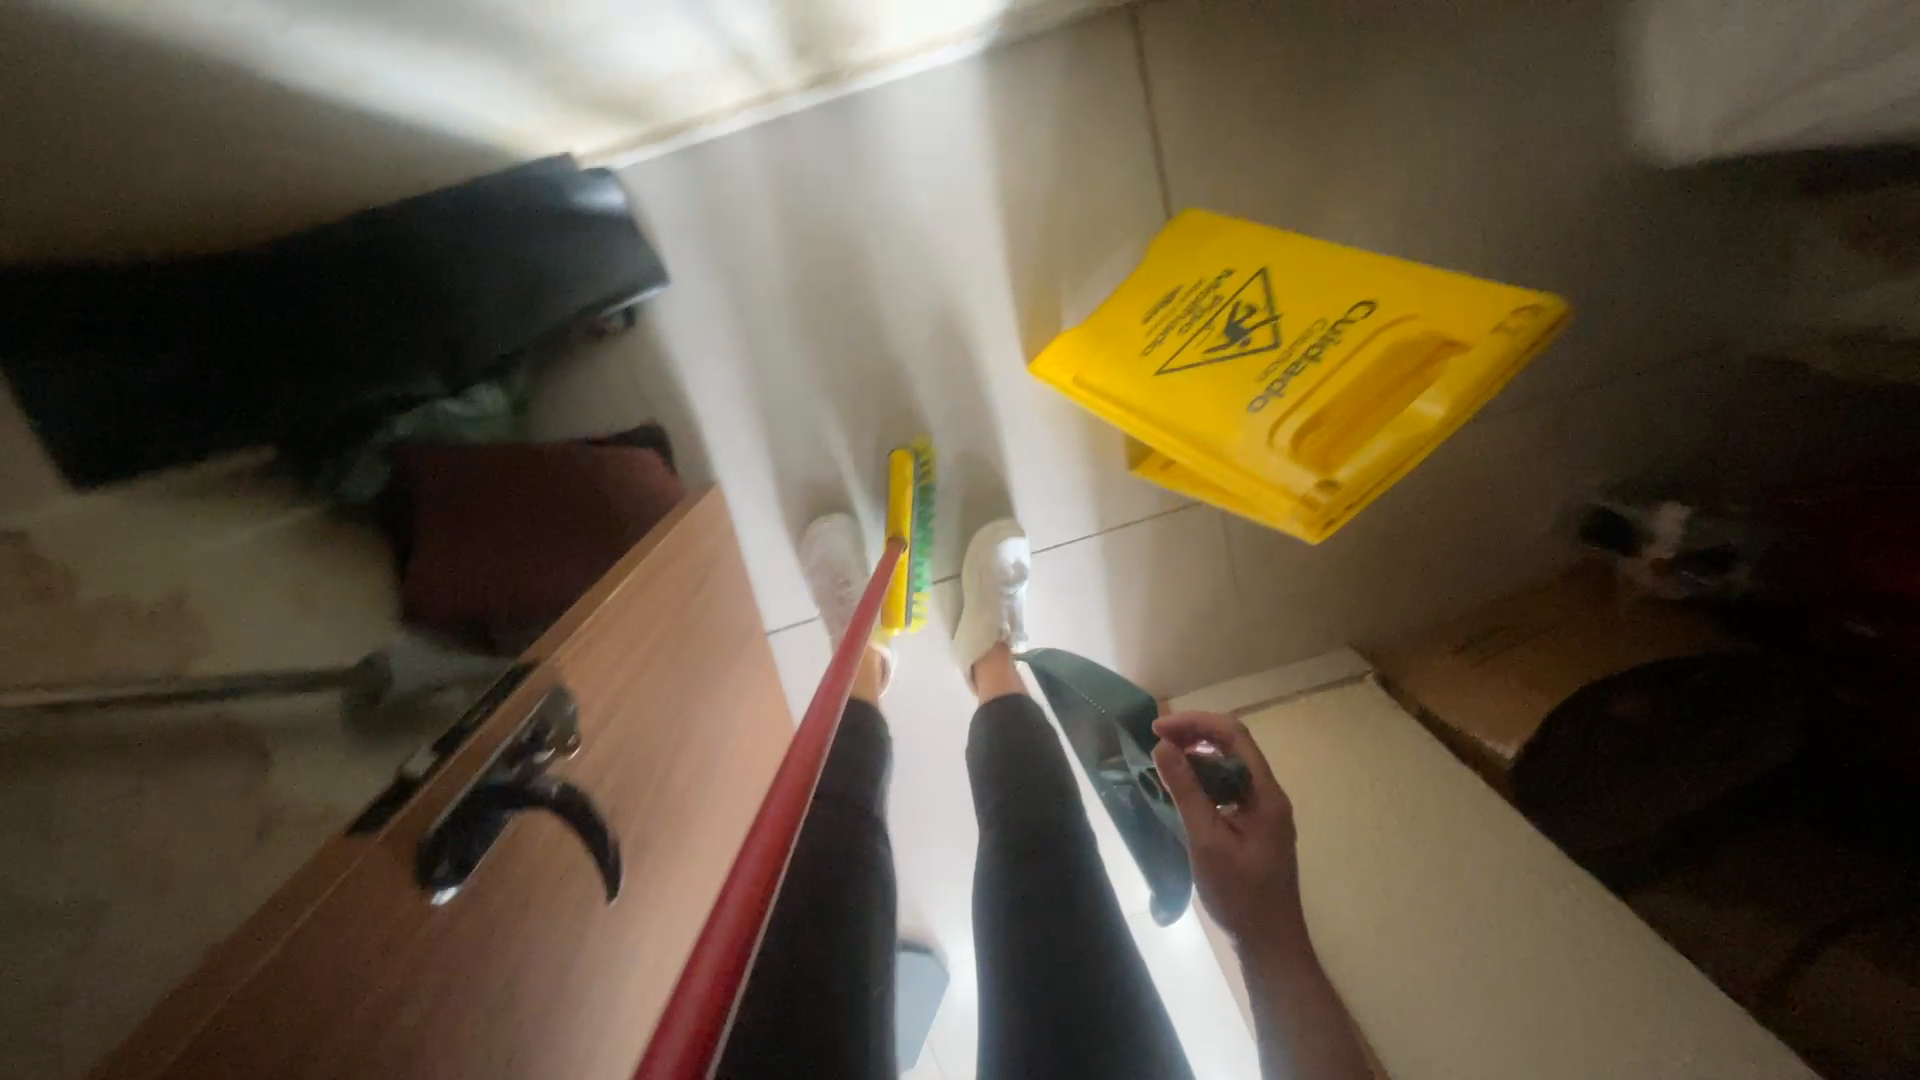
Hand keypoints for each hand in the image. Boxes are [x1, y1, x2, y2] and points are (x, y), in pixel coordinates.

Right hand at [1151, 711, 1306, 956]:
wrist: (1270, 945)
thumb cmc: (1239, 895)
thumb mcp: (1206, 840)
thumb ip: (1186, 791)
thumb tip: (1163, 746)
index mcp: (1265, 793)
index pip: (1234, 735)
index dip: (1195, 723)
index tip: (1158, 729)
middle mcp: (1269, 795)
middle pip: (1234, 745)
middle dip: (1196, 734)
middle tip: (1158, 740)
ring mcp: (1264, 811)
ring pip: (1231, 766)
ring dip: (1199, 755)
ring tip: (1165, 761)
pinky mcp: (1255, 825)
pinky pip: (1230, 787)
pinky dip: (1205, 779)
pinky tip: (1183, 790)